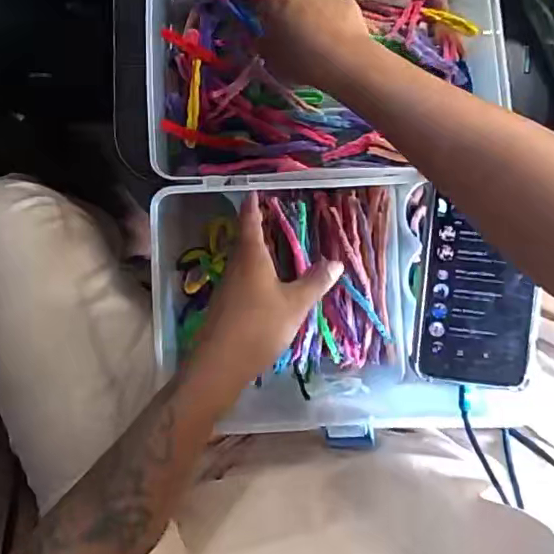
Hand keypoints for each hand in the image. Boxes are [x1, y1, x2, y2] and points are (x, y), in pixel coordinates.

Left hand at [190, 192, 343, 384]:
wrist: (218, 364)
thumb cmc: (258, 327)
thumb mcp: (294, 305)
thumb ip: (315, 282)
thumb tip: (335, 262)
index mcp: (251, 255)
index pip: (249, 218)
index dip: (254, 202)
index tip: (259, 189)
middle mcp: (236, 263)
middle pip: (246, 235)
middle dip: (260, 223)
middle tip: (279, 213)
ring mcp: (229, 283)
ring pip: (244, 256)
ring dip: (259, 246)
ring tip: (280, 243)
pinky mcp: (227, 302)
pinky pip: (244, 274)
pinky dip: (257, 267)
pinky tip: (270, 279)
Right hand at [254, 0, 375, 84]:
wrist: (343, 61)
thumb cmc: (301, 62)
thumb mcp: (273, 61)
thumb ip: (264, 46)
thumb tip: (263, 40)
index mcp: (276, 6)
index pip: (264, 5)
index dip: (267, 19)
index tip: (272, 33)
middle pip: (292, 2)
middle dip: (293, 16)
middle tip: (297, 38)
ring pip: (316, 4)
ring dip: (315, 17)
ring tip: (321, 41)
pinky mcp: (347, 2)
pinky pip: (336, 10)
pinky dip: (335, 20)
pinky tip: (339, 39)